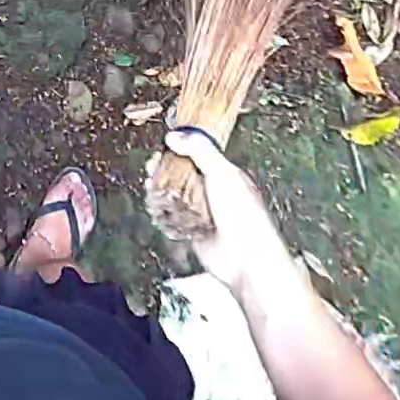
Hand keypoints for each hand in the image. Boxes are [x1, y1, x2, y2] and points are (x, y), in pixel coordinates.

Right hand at [162, 130, 297, 296]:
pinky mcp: (192, 230)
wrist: (247, 263)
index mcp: (224, 174)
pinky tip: (155, 203)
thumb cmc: (244, 217)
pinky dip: (161, 209)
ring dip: (159, 187)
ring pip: (173, 193)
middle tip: (153, 166)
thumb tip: (175, 136)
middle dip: (164, 167)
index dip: (180, 147)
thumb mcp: (223, 173)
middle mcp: (211, 191)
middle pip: (181, 172)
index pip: (197, 153)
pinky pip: (171, 215)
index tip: (165, 144)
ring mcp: (201, 211)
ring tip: (151, 184)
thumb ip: (199, 150)